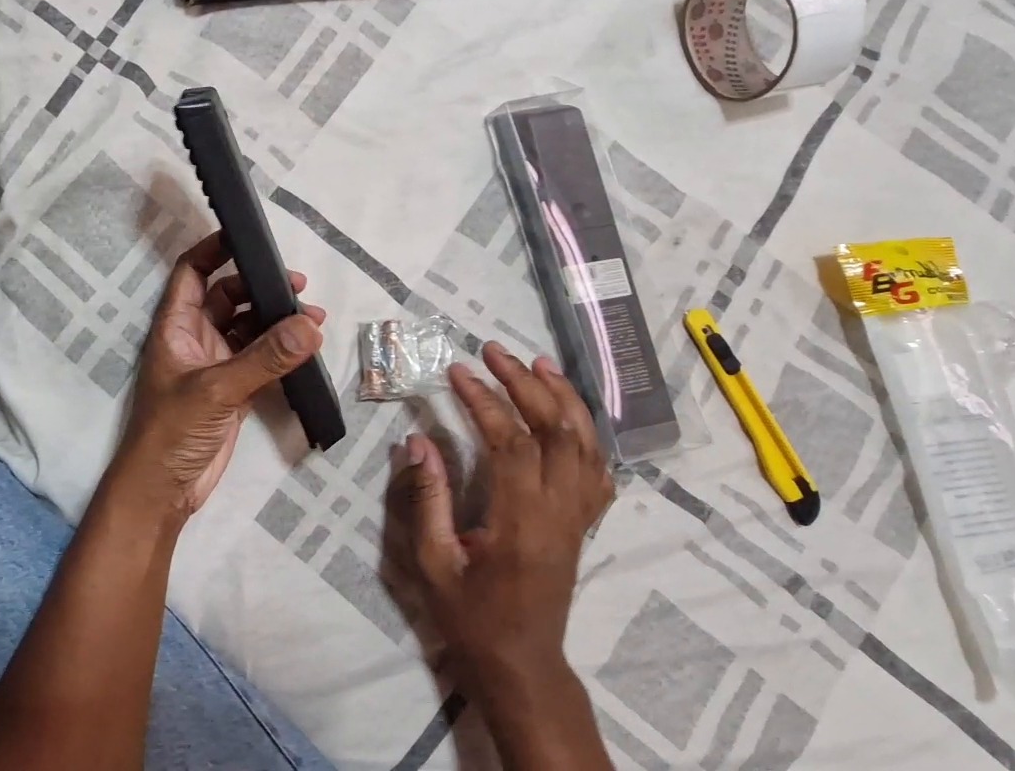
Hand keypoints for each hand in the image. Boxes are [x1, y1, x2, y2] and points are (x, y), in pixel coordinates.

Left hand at [107, 231, 325, 519]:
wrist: (163, 490)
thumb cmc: (172, 431)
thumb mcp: (217, 389)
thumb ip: (264, 358)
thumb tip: (310, 325)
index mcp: (175, 326)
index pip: (191, 272)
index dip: (214, 250)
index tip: (248, 236)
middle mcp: (194, 338)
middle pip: (227, 296)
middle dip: (260, 287)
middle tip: (299, 287)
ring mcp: (216, 365)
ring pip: (248, 329)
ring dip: (277, 322)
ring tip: (314, 319)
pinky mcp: (234, 391)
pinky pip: (261, 360)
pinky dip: (283, 352)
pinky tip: (307, 349)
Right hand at [383, 343, 613, 692]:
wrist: (521, 662)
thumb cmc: (470, 616)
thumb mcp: (431, 562)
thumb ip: (426, 498)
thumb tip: (417, 440)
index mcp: (522, 523)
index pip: (512, 444)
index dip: (486, 402)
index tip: (457, 373)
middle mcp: (560, 513)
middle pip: (557, 432)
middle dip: (526, 385)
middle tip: (493, 352)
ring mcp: (579, 518)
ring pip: (586, 445)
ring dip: (563, 398)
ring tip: (536, 363)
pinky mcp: (583, 524)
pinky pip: (597, 470)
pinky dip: (585, 433)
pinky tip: (566, 414)